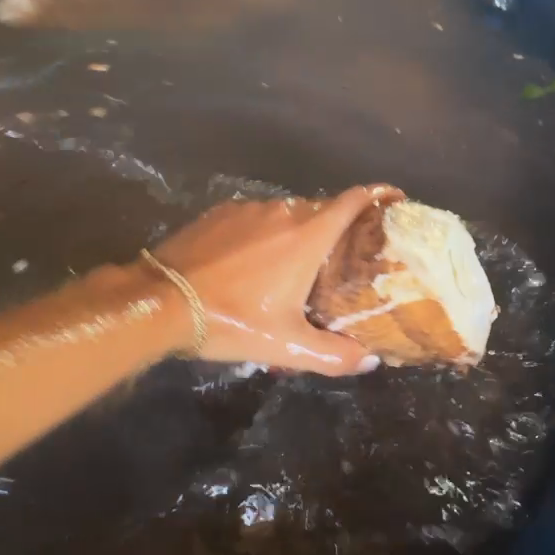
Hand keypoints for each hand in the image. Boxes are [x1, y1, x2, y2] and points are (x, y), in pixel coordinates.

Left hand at [146, 185, 401, 374]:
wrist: (158, 303)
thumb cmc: (232, 320)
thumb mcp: (285, 347)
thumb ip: (333, 355)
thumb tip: (370, 360)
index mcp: (309, 236)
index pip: (354, 200)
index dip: (379, 194)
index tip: (395, 198)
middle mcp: (285, 213)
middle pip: (324, 208)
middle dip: (340, 223)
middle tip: (346, 250)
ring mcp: (250, 209)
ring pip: (288, 213)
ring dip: (299, 230)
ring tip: (297, 260)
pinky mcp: (221, 212)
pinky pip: (257, 216)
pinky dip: (266, 232)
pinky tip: (254, 259)